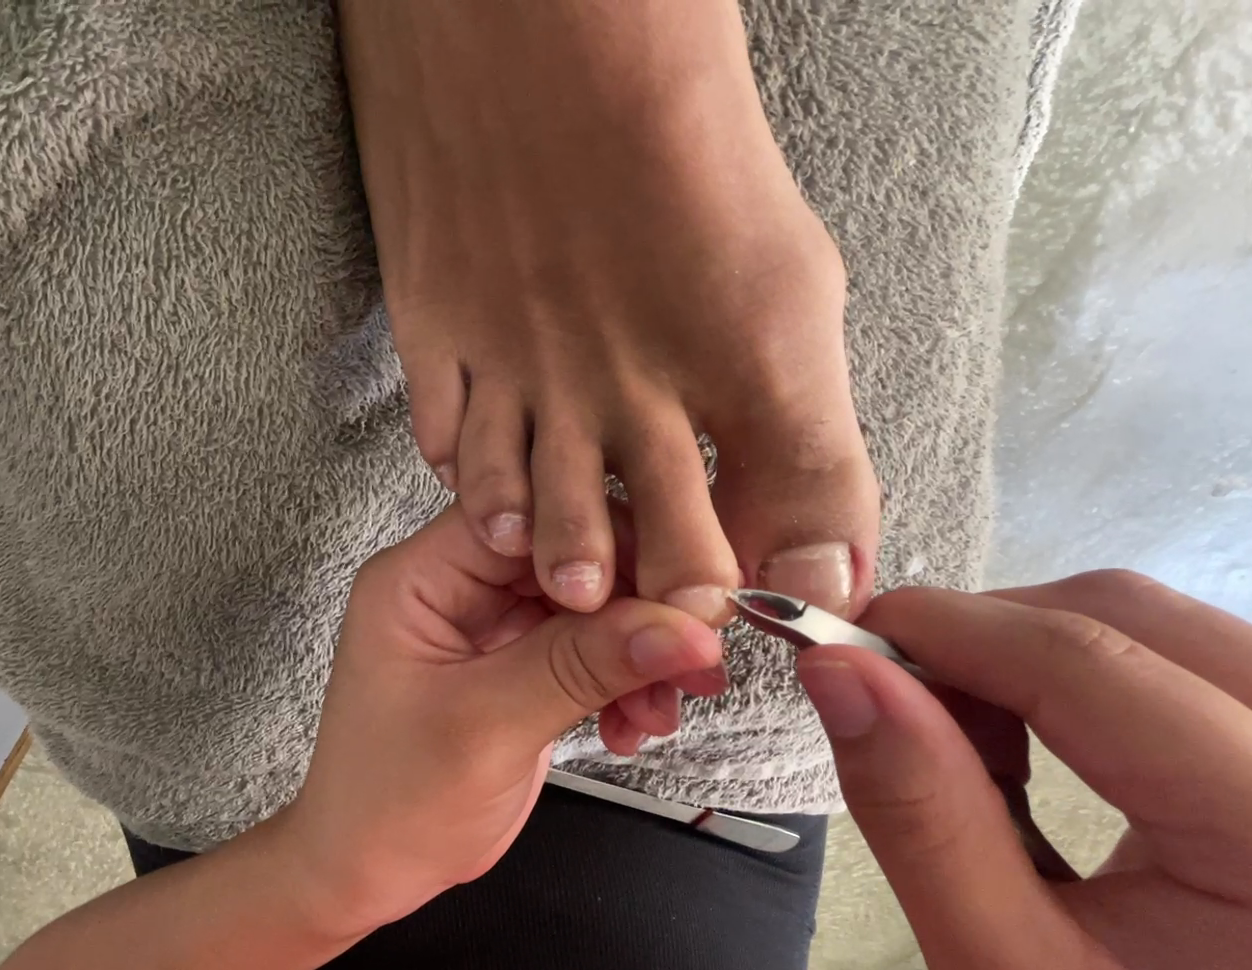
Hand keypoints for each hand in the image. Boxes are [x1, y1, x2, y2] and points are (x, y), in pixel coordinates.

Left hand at [279, 504, 722, 932]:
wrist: (372, 870)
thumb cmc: (398, 797)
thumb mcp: (488, 725)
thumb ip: (583, 667)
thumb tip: (688, 629)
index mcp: (418, 576)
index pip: (521, 517)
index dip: (601, 543)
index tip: (675, 591)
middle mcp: (452, 587)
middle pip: (563, 560)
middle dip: (633, 609)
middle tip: (695, 661)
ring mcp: (485, 627)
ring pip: (584, 608)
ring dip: (635, 654)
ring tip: (661, 714)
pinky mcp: (513, 666)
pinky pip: (583, 651)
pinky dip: (619, 684)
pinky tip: (634, 728)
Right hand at [340, 0, 878, 620]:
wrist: (531, 24)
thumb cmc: (682, 127)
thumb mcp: (790, 268)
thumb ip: (802, 419)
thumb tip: (816, 546)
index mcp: (739, 344)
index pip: (790, 510)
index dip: (793, 580)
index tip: (784, 610)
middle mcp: (621, 375)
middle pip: (652, 533)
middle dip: (670, 592)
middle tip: (671, 628)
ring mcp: (514, 358)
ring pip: (531, 504)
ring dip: (558, 556)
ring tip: (567, 585)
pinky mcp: (435, 331)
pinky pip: (446, 435)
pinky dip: (465, 479)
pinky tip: (479, 496)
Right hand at [797, 571, 1251, 969]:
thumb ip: (917, 816)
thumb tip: (834, 670)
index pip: (1085, 664)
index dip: (937, 630)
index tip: (832, 646)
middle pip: (1130, 617)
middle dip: (976, 633)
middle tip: (891, 697)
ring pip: (1158, 624)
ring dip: (1023, 649)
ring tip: (963, 734)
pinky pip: (1186, 655)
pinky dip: (1076, 669)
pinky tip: (1036, 737)